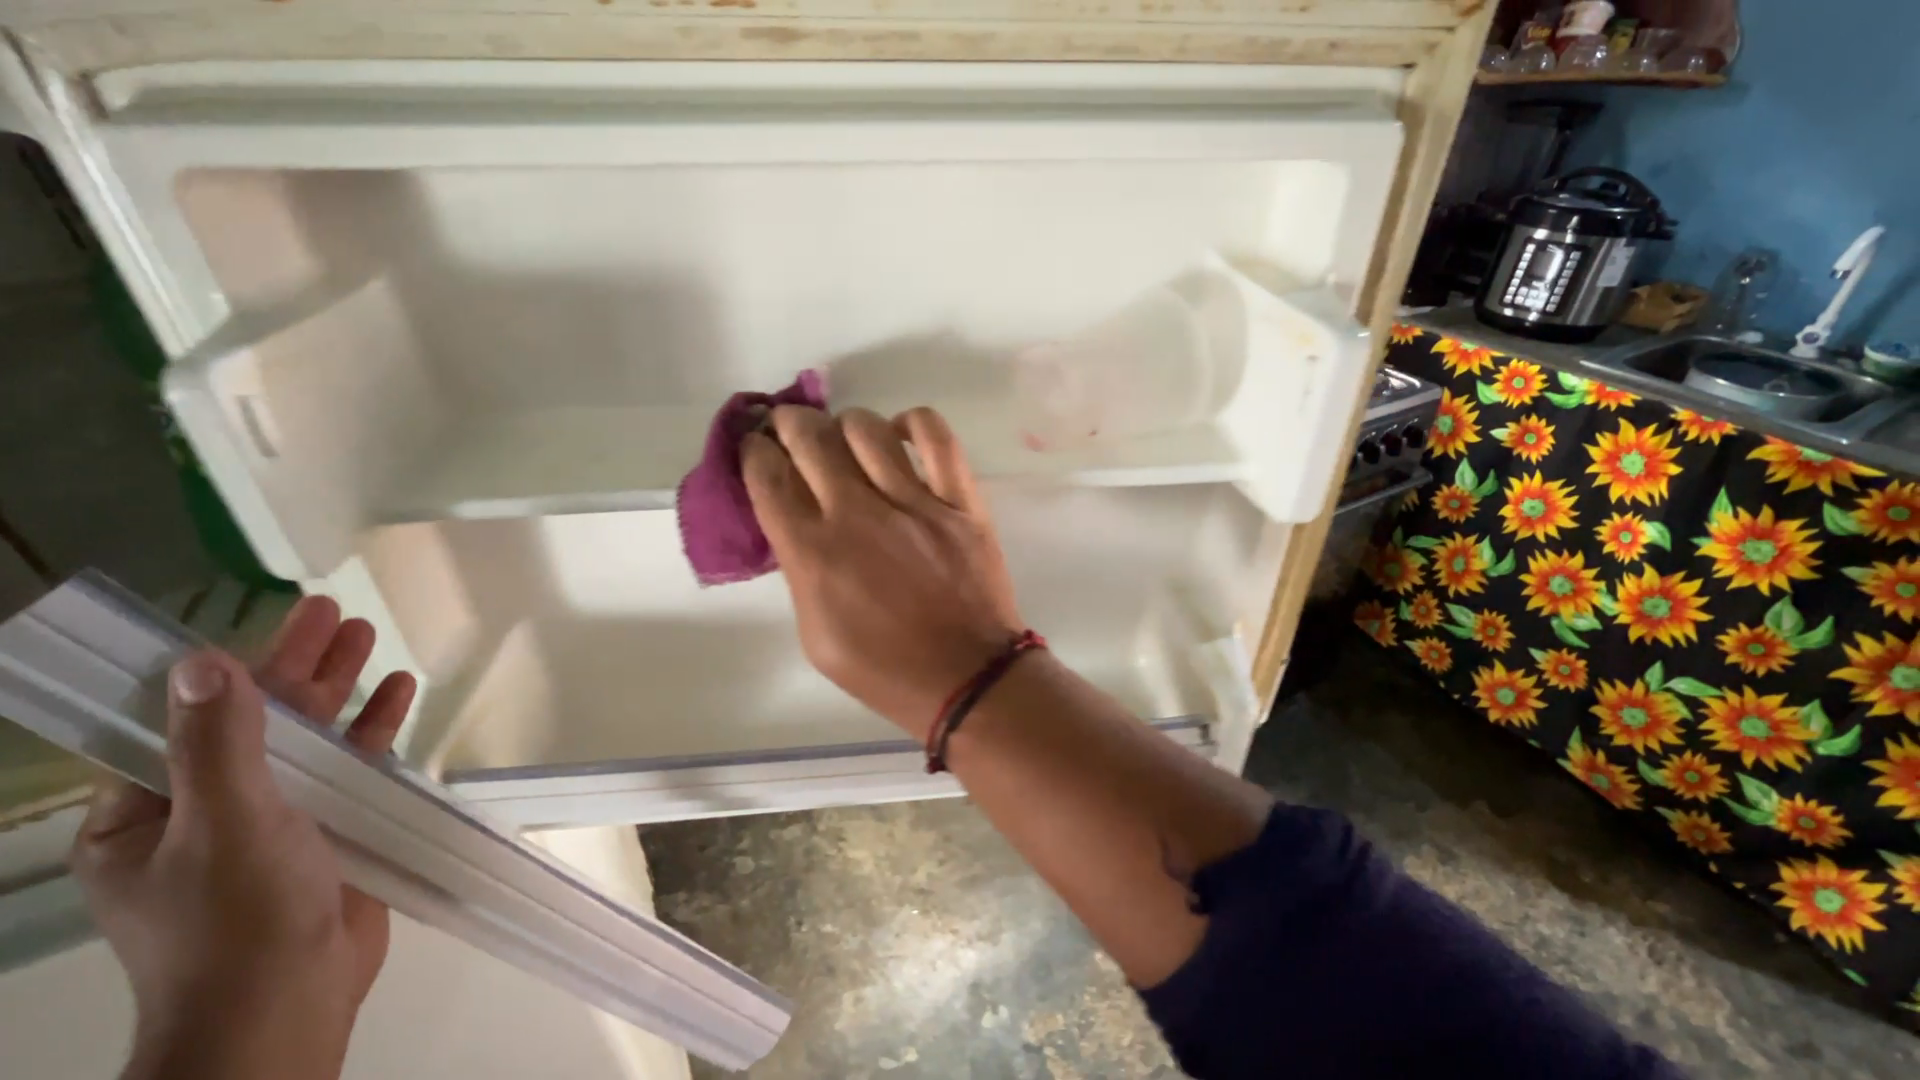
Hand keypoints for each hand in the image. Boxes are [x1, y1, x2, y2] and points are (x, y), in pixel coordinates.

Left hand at [70, 596, 416, 1079]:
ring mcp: (271, 824)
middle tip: (332, 612)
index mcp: (146, 813)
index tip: (262, 624)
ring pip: (307, 741)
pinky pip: (349, 771)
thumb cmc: (236, 919)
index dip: (225, 670)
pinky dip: (372, 732)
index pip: (182, 722)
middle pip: (256, 721)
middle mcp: (206, 811)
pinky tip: (399, 696)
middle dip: (295, 666)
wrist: (286, 1009)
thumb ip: (218, 742)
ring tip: (369, 637)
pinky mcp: (327, 837)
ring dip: (338, 691)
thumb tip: (205, 660)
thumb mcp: (222, 823)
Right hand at [743, 405, 1023, 737]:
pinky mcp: (961, 501)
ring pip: (867, 428)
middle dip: (790, 425)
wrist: (966, 680)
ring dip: (845, 425)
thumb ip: (800, 572)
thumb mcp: (815, 636)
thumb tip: (798, 524)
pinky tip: (901, 436)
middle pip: (810, 437)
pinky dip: (914, 423)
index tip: (758, 450)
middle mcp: (857, 514)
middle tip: (793, 433)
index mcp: (814, 552)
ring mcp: (914, 503)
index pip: (767, 474)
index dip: (754, 452)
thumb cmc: (884, 669)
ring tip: (847, 441)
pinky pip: (937, 437)